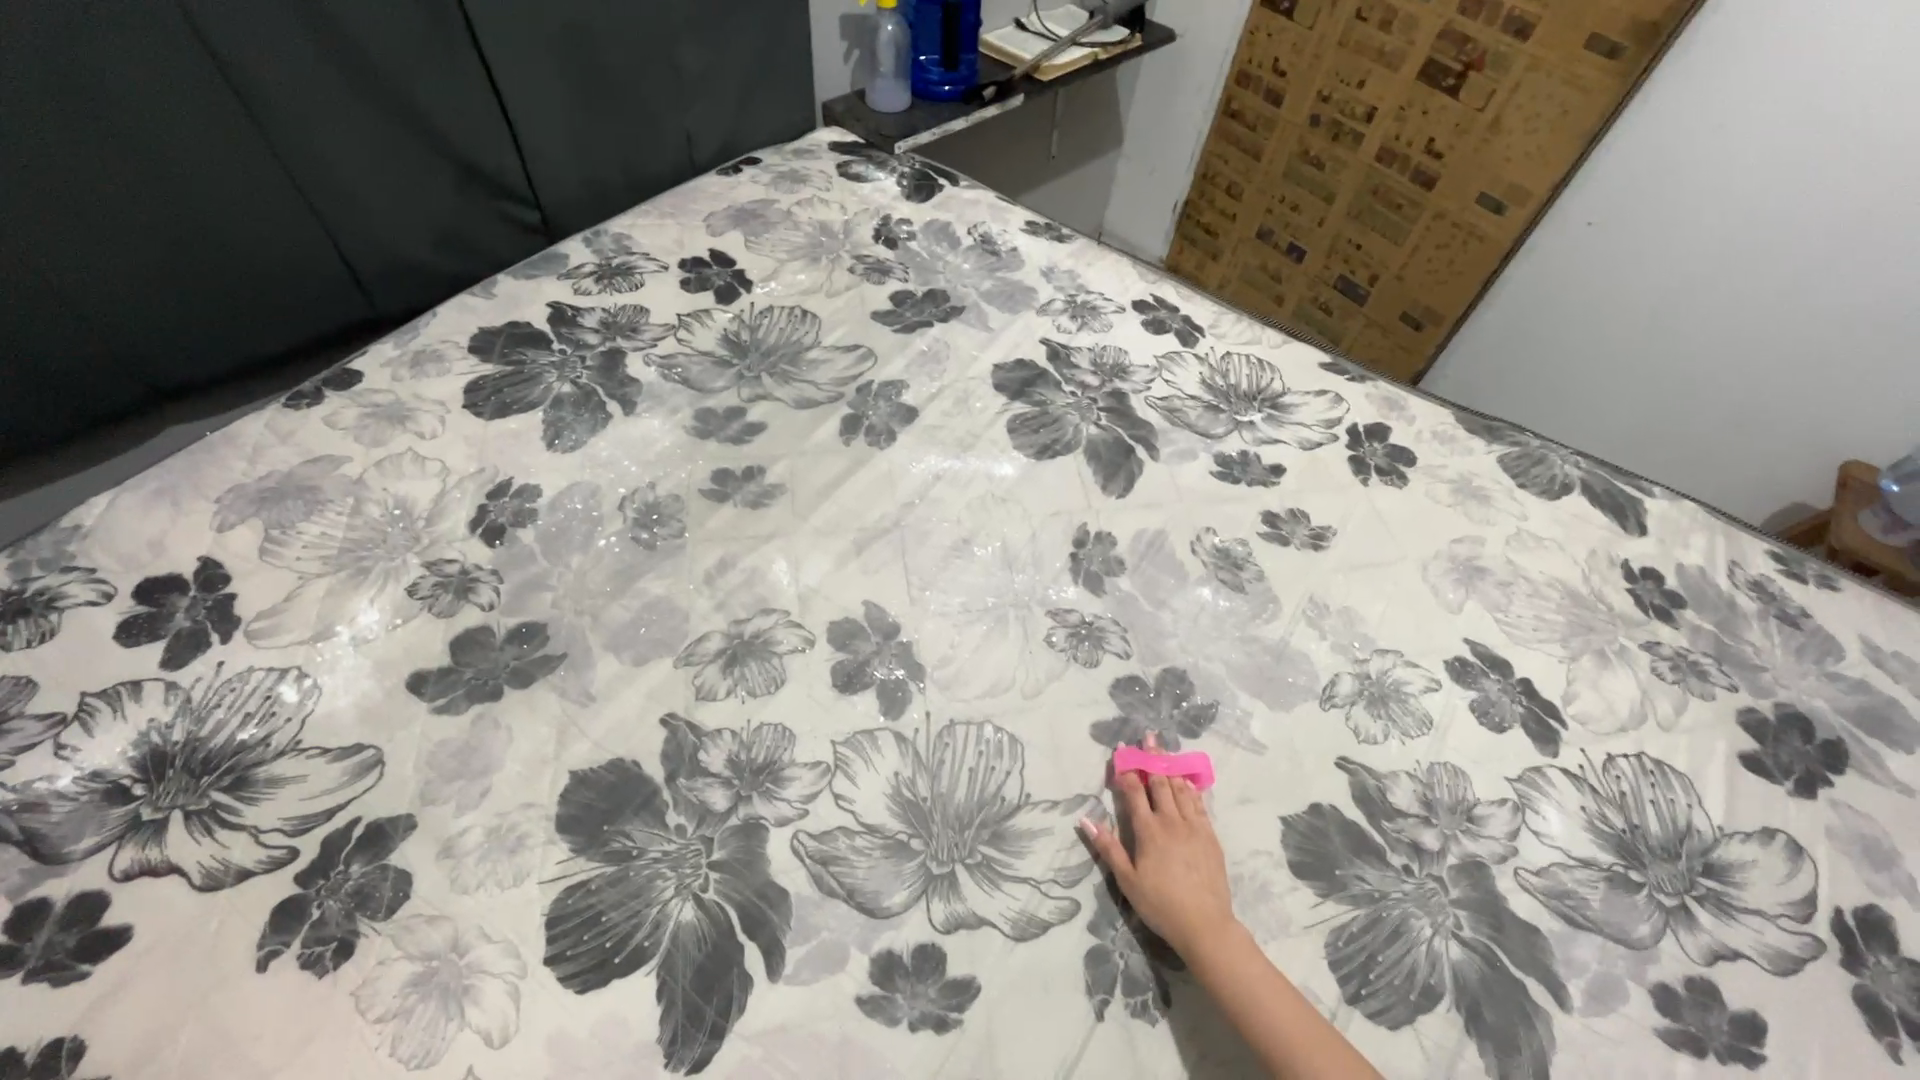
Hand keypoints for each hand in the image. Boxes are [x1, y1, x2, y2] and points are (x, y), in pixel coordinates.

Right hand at [1080, 733, 1236, 959]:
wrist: (1205, 923)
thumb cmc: (1160, 904)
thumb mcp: (1127, 880)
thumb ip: (1108, 848)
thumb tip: (1085, 820)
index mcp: (1148, 831)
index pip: (1134, 793)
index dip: (1127, 770)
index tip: (1121, 752)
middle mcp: (1171, 821)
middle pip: (1160, 783)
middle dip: (1152, 758)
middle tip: (1147, 737)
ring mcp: (1194, 826)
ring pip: (1180, 789)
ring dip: (1171, 767)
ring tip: (1165, 750)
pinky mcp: (1210, 836)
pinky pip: (1199, 804)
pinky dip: (1190, 788)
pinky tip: (1186, 780)